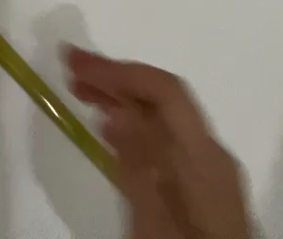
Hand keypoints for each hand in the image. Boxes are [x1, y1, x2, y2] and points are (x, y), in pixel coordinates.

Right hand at [66, 47, 254, 238]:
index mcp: (206, 158)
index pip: (164, 90)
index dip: (117, 69)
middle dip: (115, 77)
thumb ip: (139, 168)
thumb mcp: (156, 226)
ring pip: (164, 120)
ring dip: (121, 99)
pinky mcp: (205, 201)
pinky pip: (166, 144)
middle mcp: (214, 158)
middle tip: (68, 68)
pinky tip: (112, 135)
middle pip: (164, 100)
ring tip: (81, 93)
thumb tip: (116, 109)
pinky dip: (134, 128)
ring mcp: (213, 179)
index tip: (71, 61)